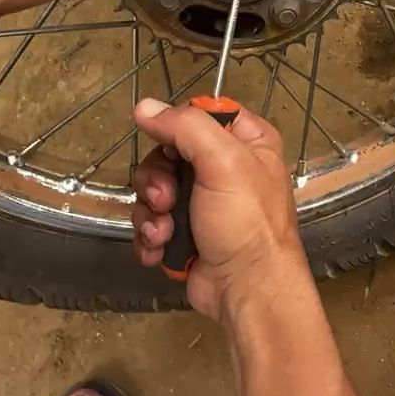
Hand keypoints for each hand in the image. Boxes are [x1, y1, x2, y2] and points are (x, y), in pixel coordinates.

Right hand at [129, 99, 312, 322]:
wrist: (247, 288)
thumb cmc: (246, 221)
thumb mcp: (223, 162)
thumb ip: (186, 128)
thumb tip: (145, 107)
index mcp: (249, 140)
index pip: (202, 115)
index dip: (177, 129)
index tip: (167, 146)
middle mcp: (228, 166)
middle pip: (169, 153)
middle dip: (157, 181)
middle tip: (166, 200)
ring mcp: (205, 200)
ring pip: (155, 189)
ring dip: (151, 213)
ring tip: (164, 232)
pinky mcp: (187, 231)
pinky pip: (153, 221)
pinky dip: (150, 236)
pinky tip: (159, 249)